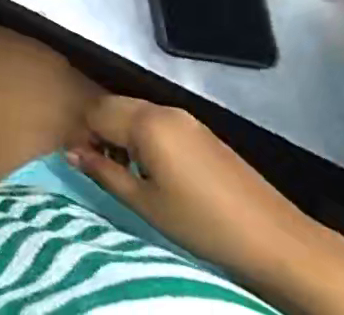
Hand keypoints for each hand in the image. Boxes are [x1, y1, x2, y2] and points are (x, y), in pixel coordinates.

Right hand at [67, 96, 323, 280]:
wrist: (272, 237)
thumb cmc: (201, 223)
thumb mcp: (144, 204)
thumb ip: (104, 172)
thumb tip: (71, 151)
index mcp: (146, 123)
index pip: (96, 111)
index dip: (83, 135)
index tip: (87, 166)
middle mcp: (163, 109)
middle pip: (115, 105)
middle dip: (101, 131)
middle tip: (105, 170)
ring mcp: (185, 117)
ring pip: (136, 112)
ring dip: (122, 134)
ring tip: (130, 175)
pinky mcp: (200, 130)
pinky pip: (158, 121)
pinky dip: (145, 137)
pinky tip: (156, 172)